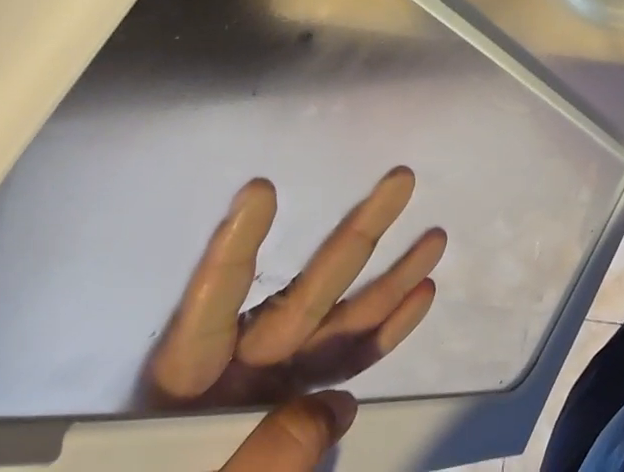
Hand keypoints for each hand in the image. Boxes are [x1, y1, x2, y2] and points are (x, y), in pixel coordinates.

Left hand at [145, 168, 446, 468]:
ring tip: (436, 236)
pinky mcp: (295, 400)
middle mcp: (237, 368)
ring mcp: (272, 381)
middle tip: (400, 180)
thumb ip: (267, 454)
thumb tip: (339, 405)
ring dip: (393, 277)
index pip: (213, 304)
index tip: (261, 190)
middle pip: (307, 293)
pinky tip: (422, 294)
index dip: (236, 247)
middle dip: (358, 235)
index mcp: (187, 383)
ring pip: (342, 320)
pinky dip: (385, 329)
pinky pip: (350, 360)